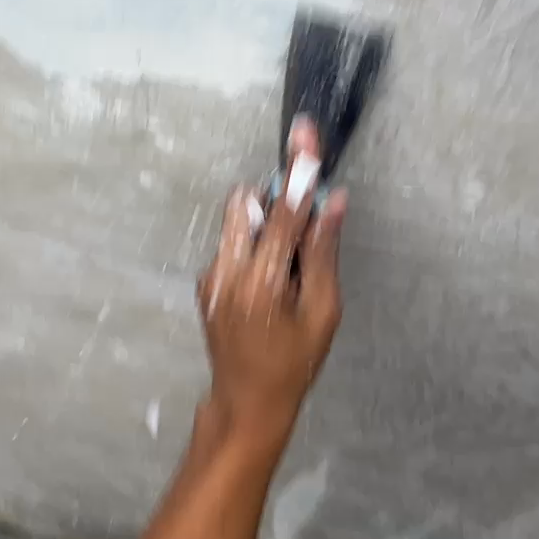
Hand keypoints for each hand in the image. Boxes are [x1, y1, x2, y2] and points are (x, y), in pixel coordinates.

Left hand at [195, 116, 347, 444]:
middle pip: (246, 204)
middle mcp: (228, 270)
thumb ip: (324, 252)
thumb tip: (333, 201)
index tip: (304, 136)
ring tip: (286, 260)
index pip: (284, 213)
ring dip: (263, 222)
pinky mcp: (204, 282)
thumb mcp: (323, 312)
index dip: (298, 173)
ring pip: (236, 221)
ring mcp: (210, 276)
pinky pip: (231, 245)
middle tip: (300, 218)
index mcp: (263, 281)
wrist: (247, 401)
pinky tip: (268, 281)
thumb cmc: (296, 361)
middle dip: (273, 198)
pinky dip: (252, 246)